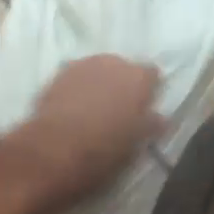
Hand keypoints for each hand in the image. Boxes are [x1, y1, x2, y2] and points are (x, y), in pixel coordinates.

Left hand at [7, 56, 163, 207]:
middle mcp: (114, 62)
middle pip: (124, 68)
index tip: (144, 108)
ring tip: (92, 109)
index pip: (152, 74)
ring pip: (99, 70)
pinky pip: (78, 76)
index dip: (149, 90)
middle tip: (117, 111)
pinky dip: (79, 87)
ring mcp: (86, 63)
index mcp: (138, 78)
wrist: (52, 150)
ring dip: (100, 83)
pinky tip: (72, 107)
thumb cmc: (101, 151)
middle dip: (122, 85)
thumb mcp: (133, 145)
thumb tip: (161, 118)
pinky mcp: (61, 71)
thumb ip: (150, 125)